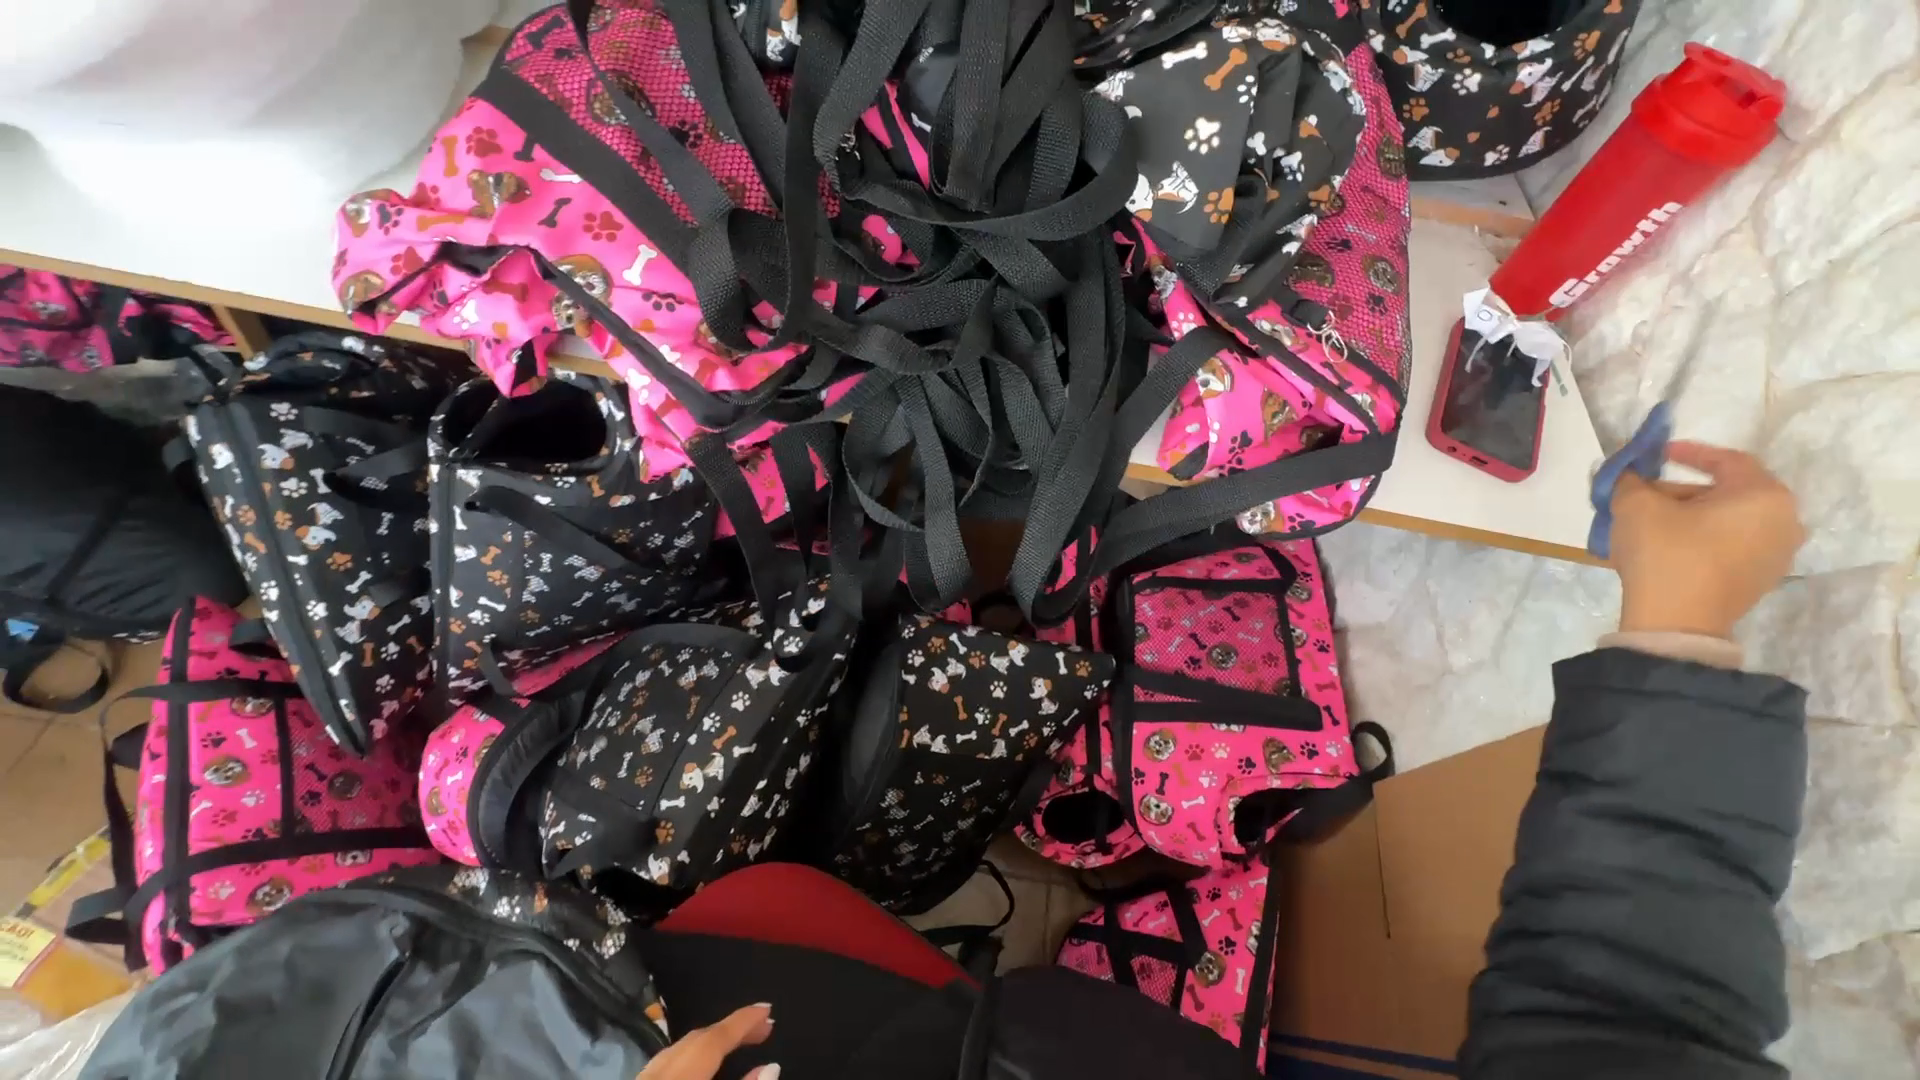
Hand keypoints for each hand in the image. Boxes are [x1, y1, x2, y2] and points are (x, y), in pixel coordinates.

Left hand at [638, 1004, 777, 1079]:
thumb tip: (772, 1066)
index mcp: (682, 1072)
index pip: (716, 1037)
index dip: (744, 1020)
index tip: (768, 1007)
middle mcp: (659, 1069)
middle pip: (697, 1040)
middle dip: (730, 1029)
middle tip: (762, 1027)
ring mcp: (643, 1077)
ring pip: (678, 1050)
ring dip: (710, 1041)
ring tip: (737, 1042)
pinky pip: (667, 1062)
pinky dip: (690, 1056)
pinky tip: (699, 1064)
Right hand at [1609, 441, 1804, 639]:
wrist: (1676, 621)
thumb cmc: (1664, 553)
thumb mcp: (1634, 507)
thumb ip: (1629, 481)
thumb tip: (1626, 474)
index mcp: (1763, 495)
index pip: (1727, 460)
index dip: (1687, 452)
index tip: (1656, 454)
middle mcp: (1785, 520)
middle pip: (1728, 491)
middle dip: (1681, 489)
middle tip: (1643, 494)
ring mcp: (1778, 553)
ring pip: (1729, 519)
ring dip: (1690, 515)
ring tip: (1650, 522)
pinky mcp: (1761, 578)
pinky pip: (1730, 544)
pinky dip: (1700, 537)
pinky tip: (1667, 546)